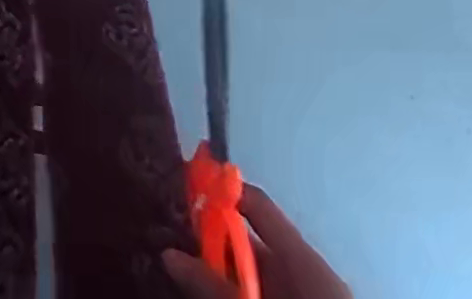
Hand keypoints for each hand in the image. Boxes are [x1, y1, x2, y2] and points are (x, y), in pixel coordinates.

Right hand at [163, 185, 350, 298]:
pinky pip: (260, 292)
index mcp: (301, 258)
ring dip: (217, 269)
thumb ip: (215, 287)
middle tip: (169, 238)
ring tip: (179, 269)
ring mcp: (302, 295)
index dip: (220, 189)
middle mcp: (302, 271)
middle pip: (247, 239)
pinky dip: (234, 291)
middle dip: (208, 237)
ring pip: (251, 270)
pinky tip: (206, 295)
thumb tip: (169, 254)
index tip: (181, 185)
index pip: (255, 203)